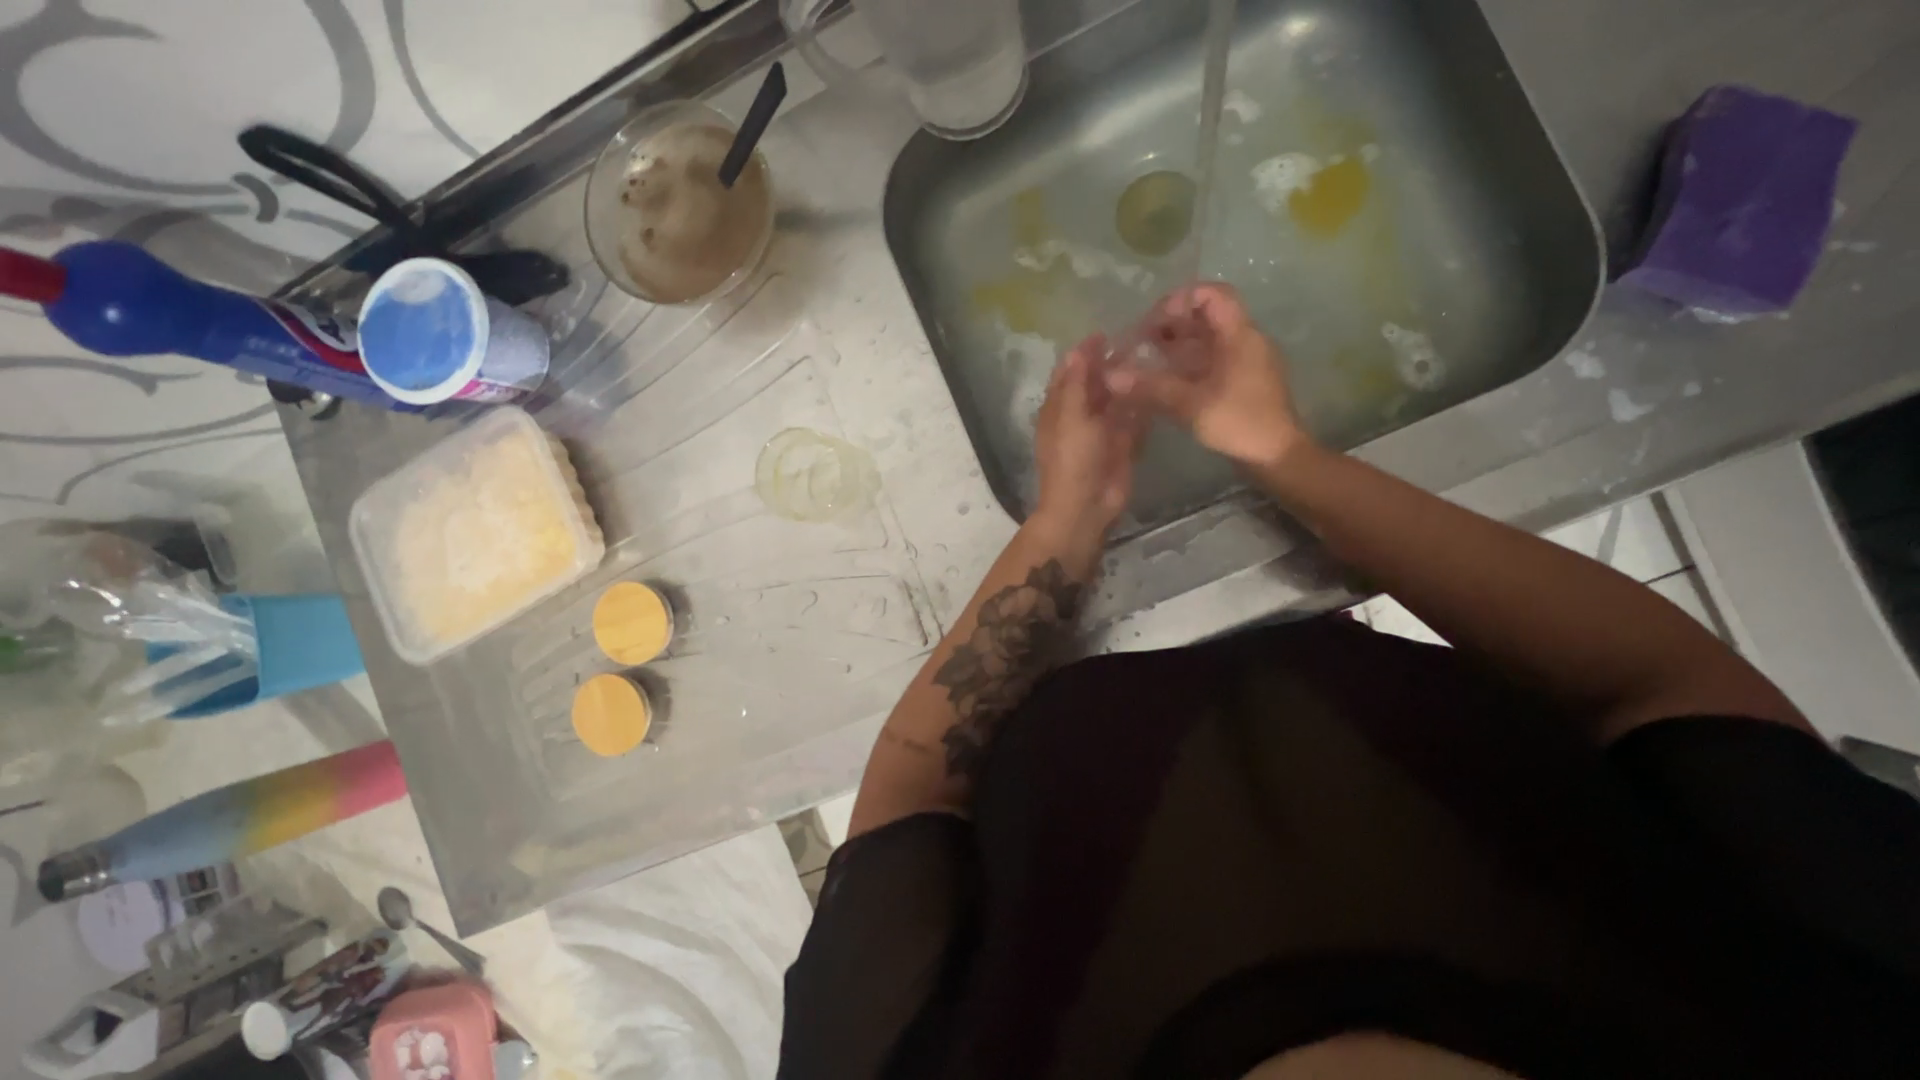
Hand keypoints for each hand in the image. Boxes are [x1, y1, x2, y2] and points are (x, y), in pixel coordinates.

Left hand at [1031, 335, 1143, 548]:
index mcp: (1058, 408)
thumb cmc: (1071, 460)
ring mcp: (1101, 431)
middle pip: (1094, 383)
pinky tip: (1158, 388)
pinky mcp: (1121, 446)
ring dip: (1128, 383)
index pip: (1069, 372)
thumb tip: (1077, 352)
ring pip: (1115, 401)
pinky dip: (1142, 406)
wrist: (1085, 506)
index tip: (1105, 332)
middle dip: (1110, 364)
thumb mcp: (1070, 417)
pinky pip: (1132, 421)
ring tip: (1152, 358)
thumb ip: (1075, 384)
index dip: (1084, 353)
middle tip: (1137, 341)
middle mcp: (1079, 416)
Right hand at [1106, 283, 1309, 468]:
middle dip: (1170, 324)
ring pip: (1206, 339)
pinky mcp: (1240, 382)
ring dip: (1175, 345)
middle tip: (1140, 341)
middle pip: (1206, 316)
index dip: (1180, 300)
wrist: (1277, 457)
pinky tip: (1162, 379)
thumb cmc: (1240, 423)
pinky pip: (1210, 360)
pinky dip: (1185, 363)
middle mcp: (1244, 340)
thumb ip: (1150, 387)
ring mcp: (1244, 361)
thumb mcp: (1191, 404)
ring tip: (1144, 359)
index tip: (1152, 322)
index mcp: (1240, 335)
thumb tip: (1110, 376)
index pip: (1212, 294)